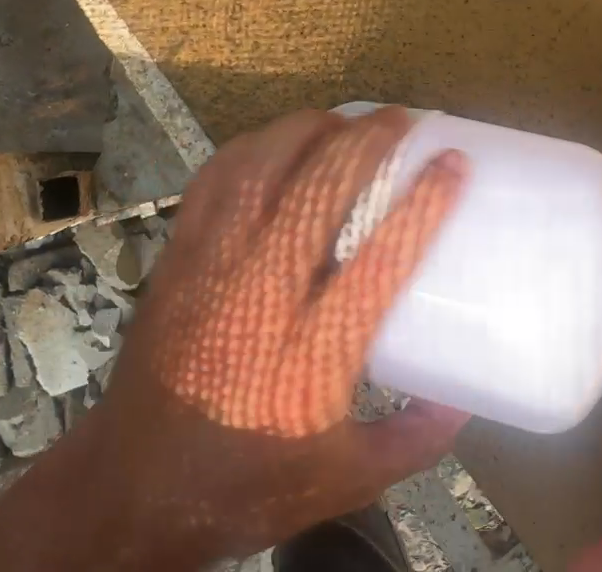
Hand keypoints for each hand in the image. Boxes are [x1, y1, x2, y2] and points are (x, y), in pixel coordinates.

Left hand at [96, 105, 470, 559]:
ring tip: (342, 118)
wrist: (137, 484)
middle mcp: (262, 297)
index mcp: (312, 355)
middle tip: (400, 119)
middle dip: (365, 142)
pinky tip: (274, 141)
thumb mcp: (345, 479)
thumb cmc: (247, 482)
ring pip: (261, 170)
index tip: (451, 161)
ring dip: (306, 131)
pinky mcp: (179, 258)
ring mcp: (213, 269)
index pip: (379, 260)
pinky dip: (250, 148)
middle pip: (318, 192)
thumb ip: (415, 439)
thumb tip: (465, 397)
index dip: (422, 202)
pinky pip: (215, 181)